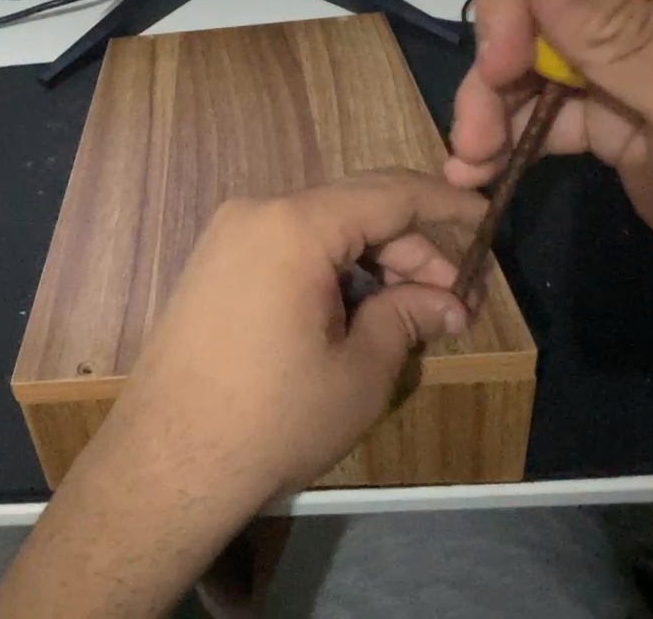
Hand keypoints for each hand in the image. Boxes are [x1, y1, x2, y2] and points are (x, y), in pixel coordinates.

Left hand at [0, 172, 484, 616]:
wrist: (166, 459)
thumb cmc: (272, 417)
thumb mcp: (358, 372)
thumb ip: (407, 317)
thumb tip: (447, 301)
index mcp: (294, 225)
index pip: (387, 194)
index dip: (443, 205)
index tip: (485, 220)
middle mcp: (256, 213)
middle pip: (352, 209)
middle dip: (409, 248)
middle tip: (452, 301)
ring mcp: (227, 235)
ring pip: (319, 229)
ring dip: (369, 261)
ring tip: (408, 313)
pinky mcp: (213, 263)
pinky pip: (286, 247)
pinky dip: (328, 268)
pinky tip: (355, 311)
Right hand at [447, 0, 652, 311]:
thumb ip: (631, 38)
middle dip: (513, 17)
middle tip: (493, 75)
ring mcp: (636, 59)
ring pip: (537, 40)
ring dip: (491, 88)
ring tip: (474, 148)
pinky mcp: (609, 112)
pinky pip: (537, 102)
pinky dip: (501, 130)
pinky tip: (474, 168)